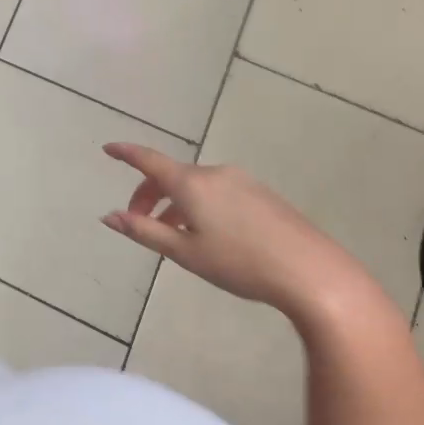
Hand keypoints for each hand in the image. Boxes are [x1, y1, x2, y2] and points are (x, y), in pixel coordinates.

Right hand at [100, 143, 377, 322]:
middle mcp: (215, 174)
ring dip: (176, 204)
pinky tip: (209, 235)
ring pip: (196, 186)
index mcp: (191, 184)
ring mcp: (244, 183)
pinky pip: (219, 192)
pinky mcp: (265, 196)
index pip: (148, 160)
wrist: (315, 276)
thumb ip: (143, 231)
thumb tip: (109, 216)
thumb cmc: (240, 264)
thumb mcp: (184, 253)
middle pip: (171, 175)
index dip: (125, 153)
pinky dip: (201, 206)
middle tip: (140, 222)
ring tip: (175, 236)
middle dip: (149, 194)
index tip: (108, 149)